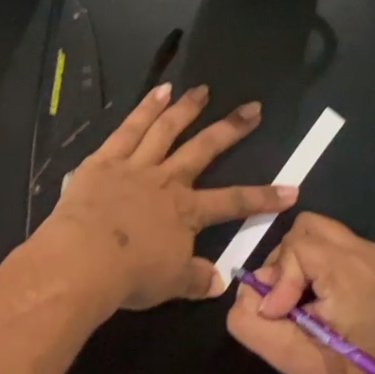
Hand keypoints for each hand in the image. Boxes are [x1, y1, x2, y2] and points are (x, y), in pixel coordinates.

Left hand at [33, 83, 297, 310]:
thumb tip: (219, 281)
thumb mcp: (172, 284)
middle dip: (231, 129)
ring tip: (202, 90)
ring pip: (166, 129)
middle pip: (204, 149)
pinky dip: (145, 108)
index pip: (233, 202)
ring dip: (186, 108)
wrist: (84, 259)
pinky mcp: (105, 159)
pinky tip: (158, 91)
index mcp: (185, 211)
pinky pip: (129, 128)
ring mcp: (135, 165)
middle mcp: (166, 180)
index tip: (290, 189)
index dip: (263, 197)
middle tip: (253, 108)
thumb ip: (196, 278)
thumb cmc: (130, 276)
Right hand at [225, 213, 374, 373]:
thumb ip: (248, 319)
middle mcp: (368, 255)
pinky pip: (332, 241)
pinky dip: (316, 260)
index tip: (279, 311)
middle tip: (285, 297)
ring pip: (317, 230)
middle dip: (287, 259)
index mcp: (352, 276)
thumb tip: (250, 289)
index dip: (280, 276)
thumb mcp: (284, 355)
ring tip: (301, 295)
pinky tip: (319, 292)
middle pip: (306, 227)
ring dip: (300, 258)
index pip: (297, 245)